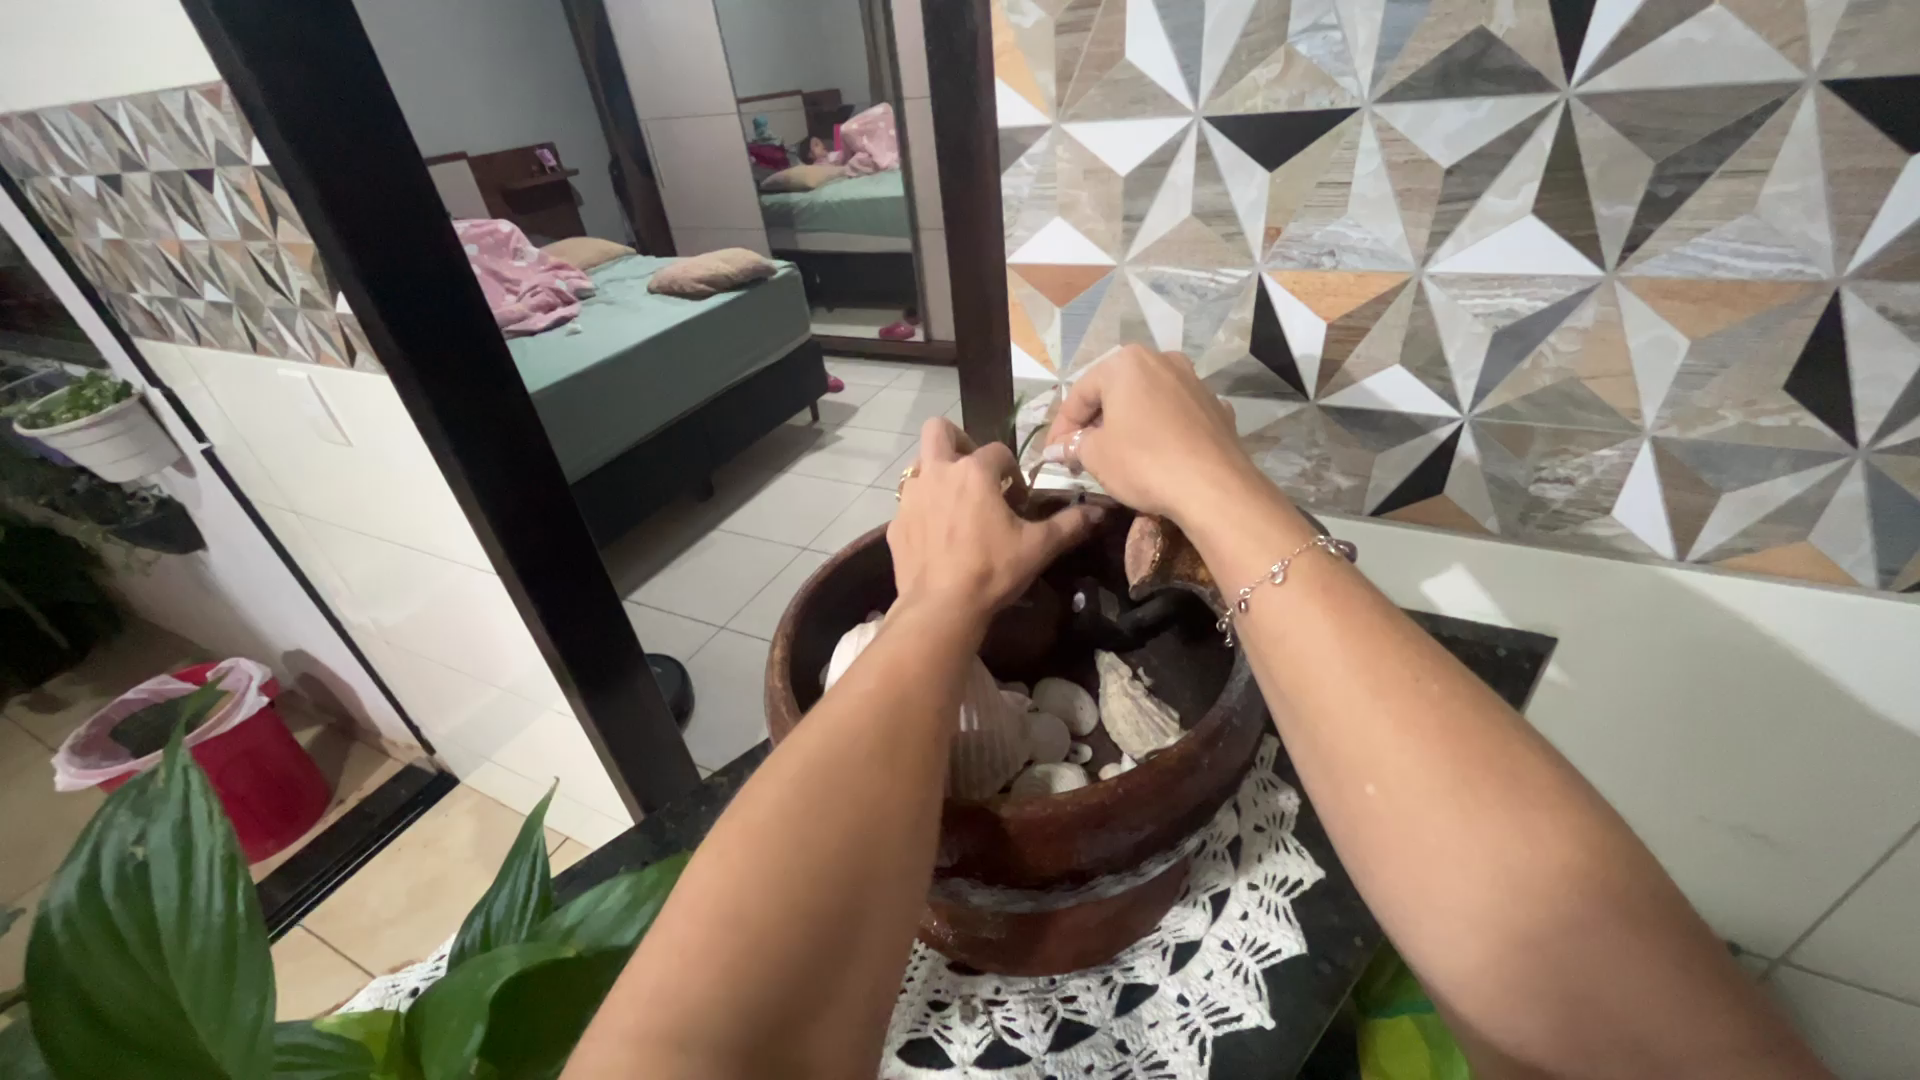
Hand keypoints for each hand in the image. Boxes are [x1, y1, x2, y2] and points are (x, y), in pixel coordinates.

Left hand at [888, 418, 1101, 633]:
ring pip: (920, 465)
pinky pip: (909, 504)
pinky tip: (937, 536)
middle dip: (958, 442)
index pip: (998, 451)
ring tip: (956, 505)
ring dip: (938, 475)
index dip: (1013, 472)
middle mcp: (937, 473)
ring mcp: (911, 498)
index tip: (1018, 500)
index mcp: (974, 472)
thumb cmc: (992, 571)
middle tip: (974, 473)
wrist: (941, 607)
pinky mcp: (896, 524)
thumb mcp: (1038, 547)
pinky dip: (923, 510)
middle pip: (939, 431)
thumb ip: (1069, 524)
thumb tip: (1098, 513)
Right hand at [1042, 345, 1267, 525]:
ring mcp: (1194, 382)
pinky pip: (1175, 416)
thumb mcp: (1095, 456)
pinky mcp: (1216, 408)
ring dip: (1127, 424)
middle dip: (1094, 422)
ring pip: (1147, 401)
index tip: (1052, 453)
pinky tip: (1154, 456)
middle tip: (1079, 453)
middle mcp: (1162, 361)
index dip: (1061, 427)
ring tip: (1115, 455)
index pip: (1080, 393)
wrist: (1214, 488)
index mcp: (1126, 363)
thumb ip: (1073, 445)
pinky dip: (1159, 431)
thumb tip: (1060, 447)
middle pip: (1115, 392)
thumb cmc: (1143, 463)